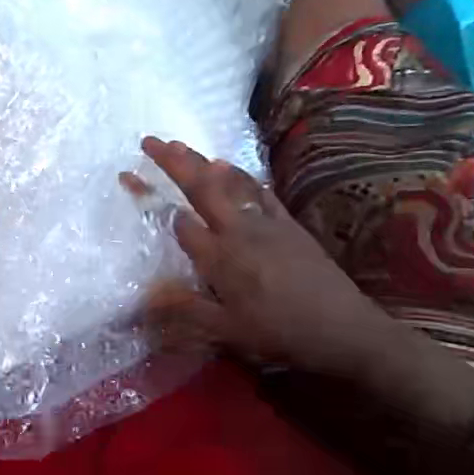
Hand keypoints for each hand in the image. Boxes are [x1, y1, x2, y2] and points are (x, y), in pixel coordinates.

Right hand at [141, 136, 407, 378]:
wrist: (346, 329)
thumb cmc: (280, 333)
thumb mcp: (227, 331)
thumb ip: (185, 309)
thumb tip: (144, 292)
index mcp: (221, 258)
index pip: (179, 222)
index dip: (151, 198)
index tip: (127, 177)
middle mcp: (240, 232)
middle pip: (203, 188)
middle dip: (175, 162)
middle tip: (151, 140)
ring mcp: (268, 224)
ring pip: (231, 183)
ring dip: (203, 162)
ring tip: (181, 145)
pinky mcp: (290, 225)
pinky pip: (260, 192)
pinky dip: (241, 176)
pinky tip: (232, 167)